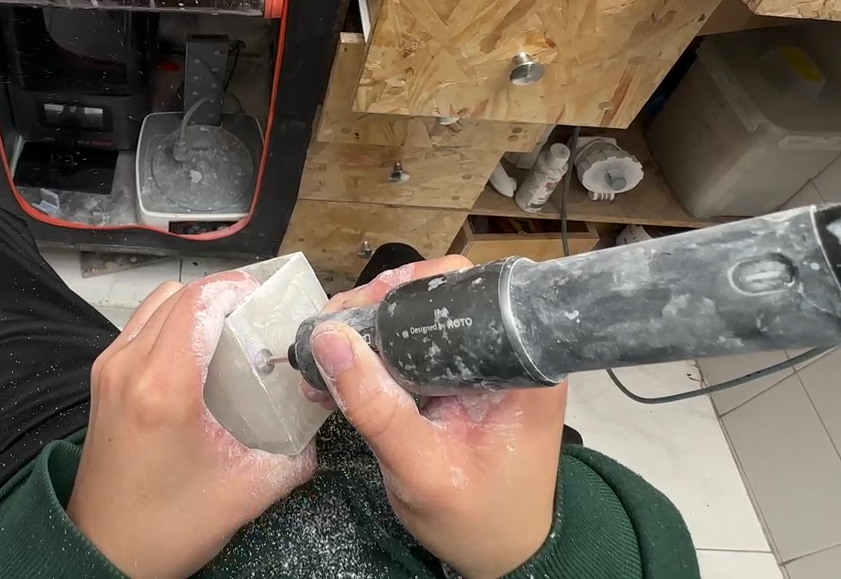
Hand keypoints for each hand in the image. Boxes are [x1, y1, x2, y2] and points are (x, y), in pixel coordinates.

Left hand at [67, 271, 316, 577]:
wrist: (102, 553)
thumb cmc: (166, 527)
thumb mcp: (244, 491)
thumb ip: (291, 456)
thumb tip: (316, 428)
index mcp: (163, 385)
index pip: (199, 302)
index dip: (234, 287)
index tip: (263, 293)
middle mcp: (129, 363)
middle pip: (180, 294)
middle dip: (220, 292)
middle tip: (254, 310)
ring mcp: (110, 365)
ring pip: (157, 302)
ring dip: (193, 302)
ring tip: (227, 322)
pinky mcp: (102, 374)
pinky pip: (141, 322)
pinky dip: (171, 317)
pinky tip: (196, 345)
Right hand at [310, 255, 568, 578]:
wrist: (499, 556)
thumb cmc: (475, 520)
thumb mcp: (420, 471)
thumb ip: (376, 408)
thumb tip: (327, 338)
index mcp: (518, 364)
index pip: (465, 289)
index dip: (408, 287)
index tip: (358, 311)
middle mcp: (504, 349)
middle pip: (432, 295)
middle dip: (373, 307)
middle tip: (329, 329)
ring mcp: (480, 359)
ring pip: (414, 316)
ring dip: (364, 327)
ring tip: (322, 349)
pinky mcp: (458, 372)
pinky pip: (410, 343)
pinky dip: (371, 350)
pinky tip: (336, 367)